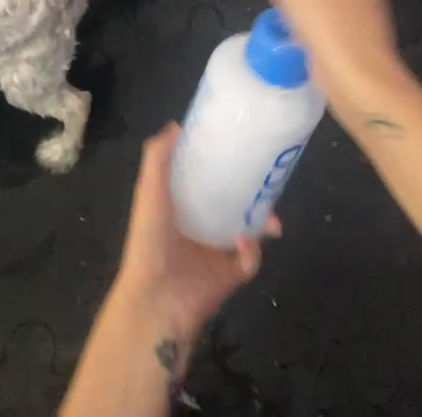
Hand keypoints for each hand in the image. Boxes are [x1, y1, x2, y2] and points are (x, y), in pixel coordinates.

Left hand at [112, 124, 278, 364]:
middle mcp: (201, 224)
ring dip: (264, 221)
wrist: (157, 297)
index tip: (241, 146)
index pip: (206, 177)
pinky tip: (244, 243)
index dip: (223, 162)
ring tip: (272, 218)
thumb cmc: (150, 237)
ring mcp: (217, 250)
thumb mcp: (149, 189)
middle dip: (255, 191)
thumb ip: (157, 156)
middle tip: (270, 180)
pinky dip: (252, 251)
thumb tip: (177, 125)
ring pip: (251, 228)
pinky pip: (251, 259)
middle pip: (235, 201)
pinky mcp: (230, 275)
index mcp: (181, 204)